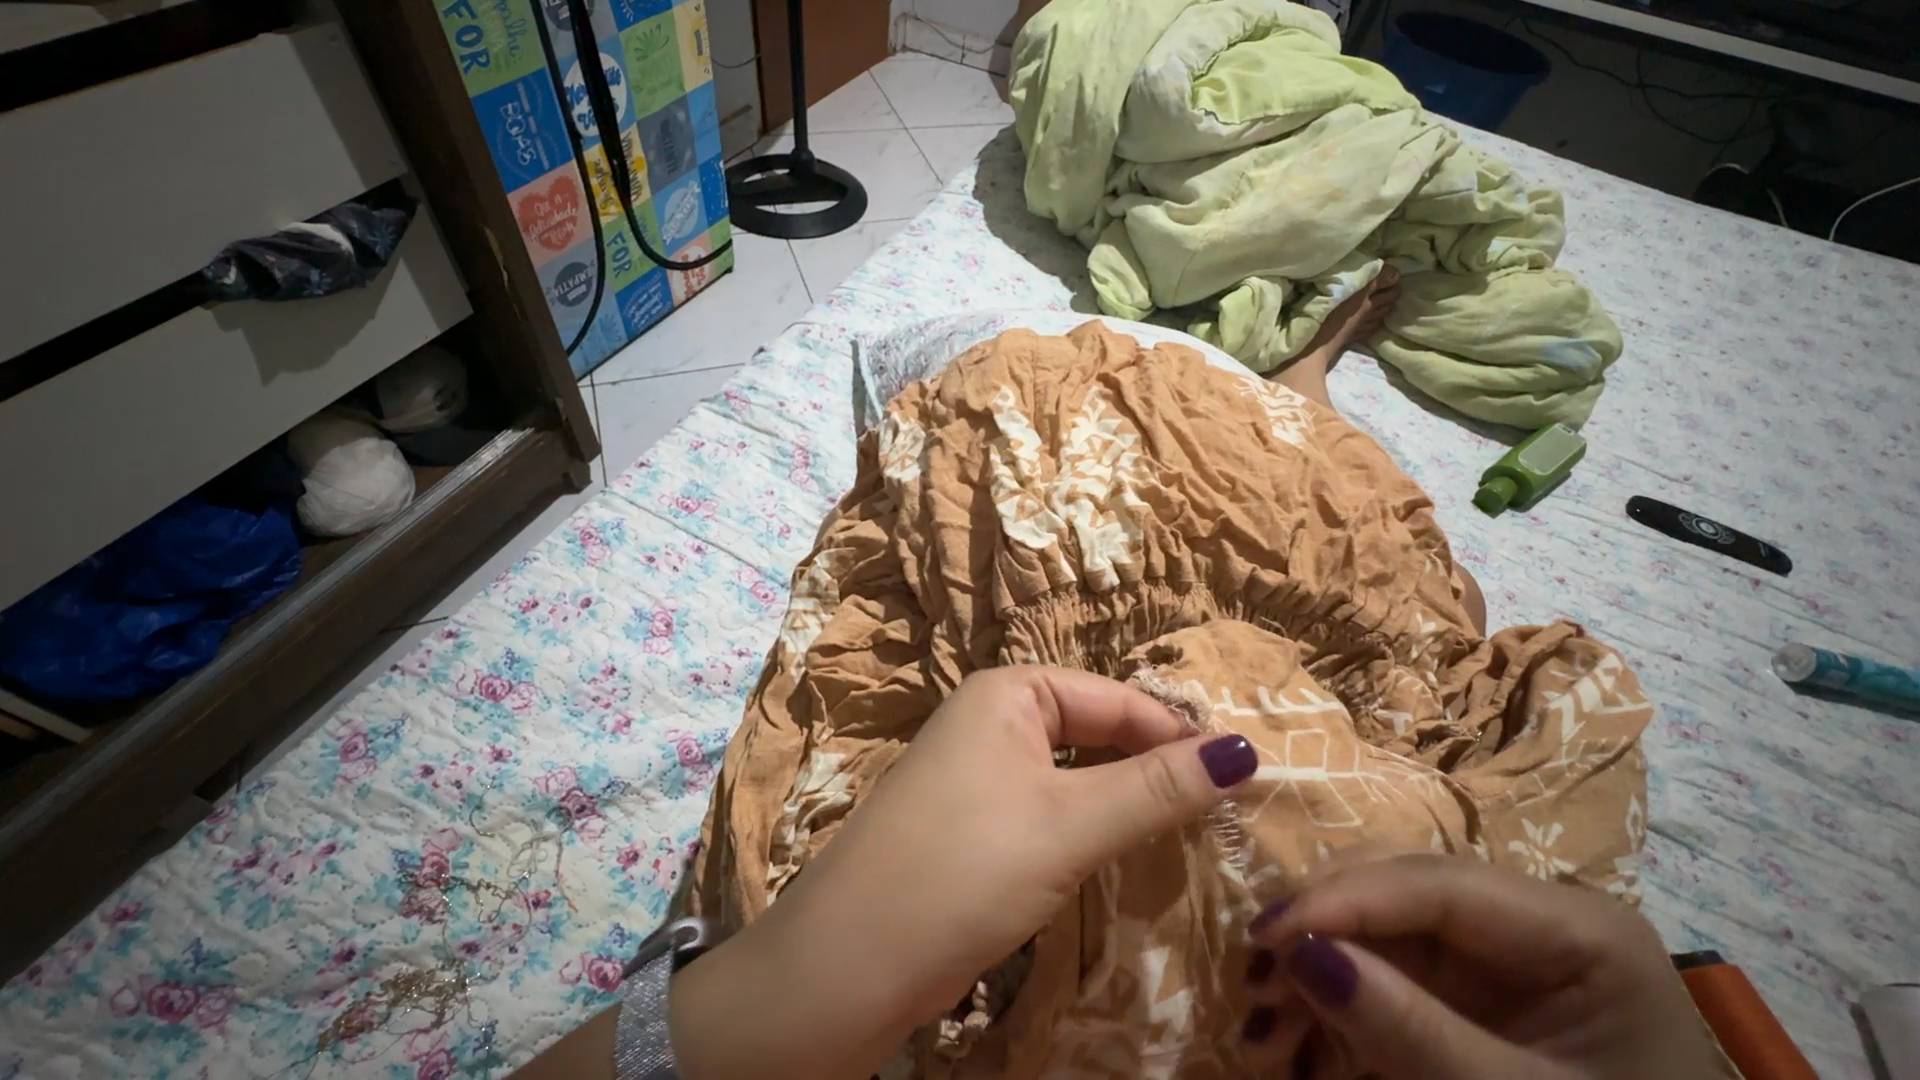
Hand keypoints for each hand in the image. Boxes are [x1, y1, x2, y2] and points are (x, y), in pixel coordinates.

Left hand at [670, 666, 1259, 1079]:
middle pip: (1094, 730)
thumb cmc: (965, 868)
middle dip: (1152, 764)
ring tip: (1185, 828)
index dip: (1178, 733)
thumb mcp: (1070, 822)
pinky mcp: (971, 825)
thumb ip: (1157, 786)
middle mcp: (989, 720)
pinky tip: (1117, 851)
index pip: (1116, 698)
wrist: (848, 963)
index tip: (1244, 776)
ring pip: (1072, 773)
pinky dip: (1087, 825)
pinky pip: (1046, 808)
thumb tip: (1244, 749)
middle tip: (1221, 807)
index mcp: (1007, 693)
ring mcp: (976, 774)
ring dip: (1124, 797)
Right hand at [1242, 855, 1721, 1078]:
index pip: (1434, 883)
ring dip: (1312, 973)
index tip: (1264, 934)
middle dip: (1317, 935)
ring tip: (1262, 1031)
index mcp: (1576, 928)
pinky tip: (1294, 1043)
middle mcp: (1528, 919)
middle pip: (1393, 893)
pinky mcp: (1467, 989)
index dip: (1340, 899)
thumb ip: (1412, 1031)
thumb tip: (1300, 953)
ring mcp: (1494, 953)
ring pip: (1374, 930)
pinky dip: (1333, 1004)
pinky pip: (1381, 974)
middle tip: (1253, 985)